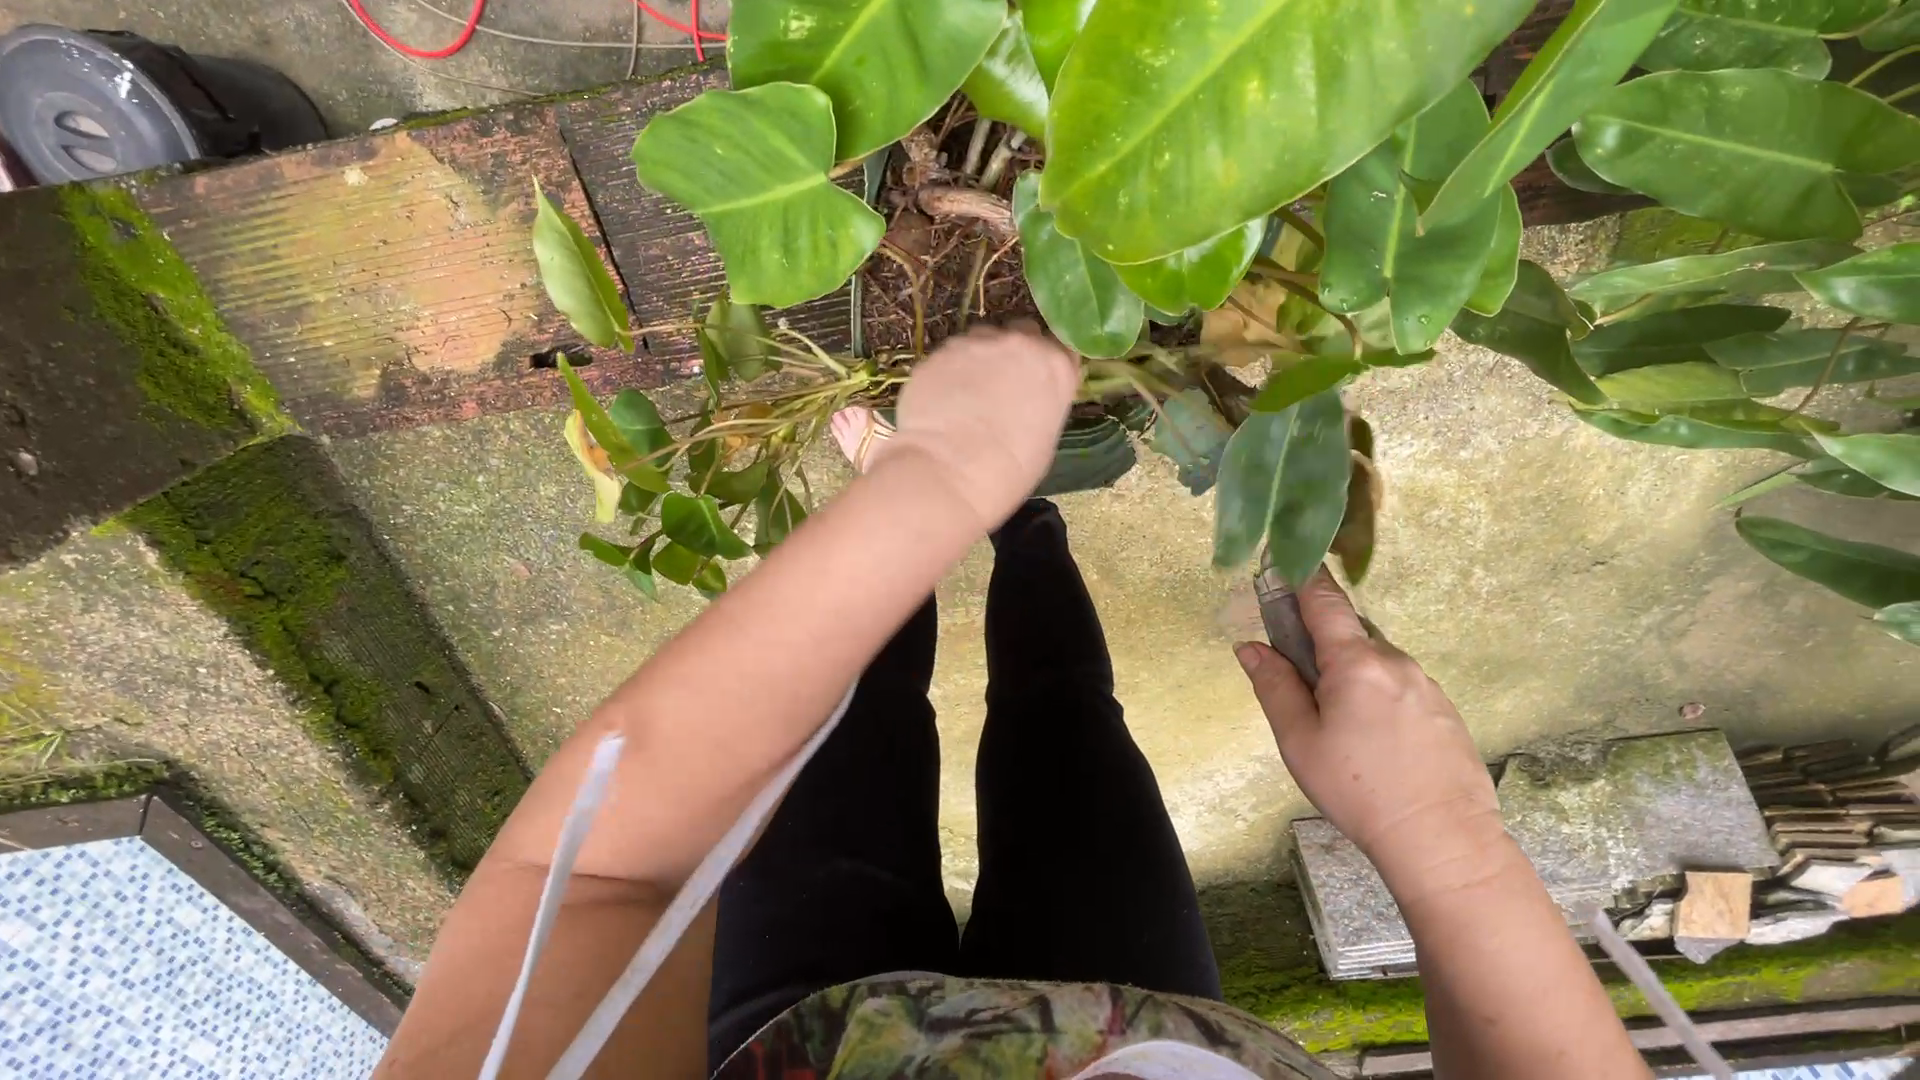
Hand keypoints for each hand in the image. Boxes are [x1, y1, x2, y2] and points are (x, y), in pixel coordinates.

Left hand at [887, 324, 1077, 527]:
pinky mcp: (938, 353)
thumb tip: (1028, 399)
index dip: (1047, 364)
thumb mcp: (1044, 438)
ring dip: (980, 358)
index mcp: (1055, 366)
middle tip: (1002, 386)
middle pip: (1022, 334)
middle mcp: (1018, 343)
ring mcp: (974, 344)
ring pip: (982, 339)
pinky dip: (949, 372)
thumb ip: (1042, 403)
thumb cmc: (1007, 471)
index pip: (1060, 348)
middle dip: (1015, 354)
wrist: (947, 474)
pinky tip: (942, 400)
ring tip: (967, 394)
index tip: (1038, 381)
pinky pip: (949, 356)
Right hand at [1235, 571, 1509, 902]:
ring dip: (1349, 676)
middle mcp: (1396, 662)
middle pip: (1349, 636)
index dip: (1303, 578)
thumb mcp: (1299, 740)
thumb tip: (1250, 647)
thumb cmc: (1358, 788)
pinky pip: (1398, 687)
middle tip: (1301, 687)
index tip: (1285, 562)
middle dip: (1321, 646)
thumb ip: (1273, 686)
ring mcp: (1426, 686)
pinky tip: (1374, 742)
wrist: (1443, 840)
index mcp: (1356, 662)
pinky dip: (1376, 696)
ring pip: (1375, 664)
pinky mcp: (1445, 711)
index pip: (1325, 602)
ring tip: (1339, 728)